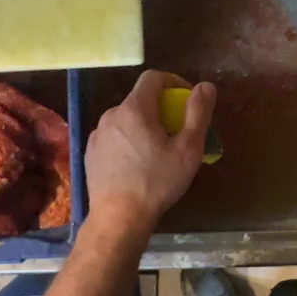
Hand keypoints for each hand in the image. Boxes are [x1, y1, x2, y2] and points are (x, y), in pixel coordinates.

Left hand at [86, 71, 214, 230]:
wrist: (119, 218)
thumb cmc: (158, 182)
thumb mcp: (188, 149)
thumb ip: (198, 113)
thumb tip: (206, 86)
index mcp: (135, 109)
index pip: (153, 77)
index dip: (173, 82)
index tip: (186, 99)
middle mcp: (111, 115)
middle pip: (139, 100)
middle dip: (160, 108)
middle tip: (177, 131)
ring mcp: (97, 134)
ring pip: (126, 119)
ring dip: (143, 125)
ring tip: (157, 151)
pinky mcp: (90, 152)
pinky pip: (114, 137)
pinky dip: (128, 140)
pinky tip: (137, 164)